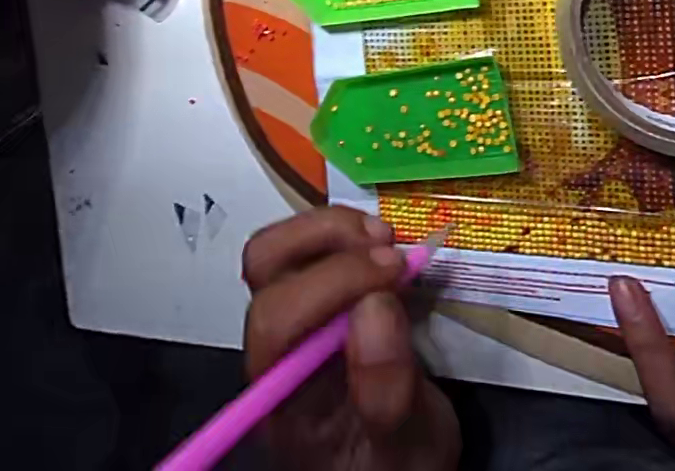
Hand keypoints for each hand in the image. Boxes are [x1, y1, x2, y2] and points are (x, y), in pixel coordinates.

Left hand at [242, 207, 459, 470]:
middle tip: (389, 246)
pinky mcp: (308, 291)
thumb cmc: (394, 460)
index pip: (279, 320)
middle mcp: (273, 346)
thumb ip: (388, 390)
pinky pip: (304, 244)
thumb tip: (376, 304)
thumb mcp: (409, 445)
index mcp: (285, 391)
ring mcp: (288, 313)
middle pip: (265, 266)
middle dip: (329, 241)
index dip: (334, 282)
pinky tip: (378, 241)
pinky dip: (341, 228)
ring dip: (331, 226)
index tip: (396, 271)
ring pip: (277, 246)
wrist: (389, 463)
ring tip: (385, 237)